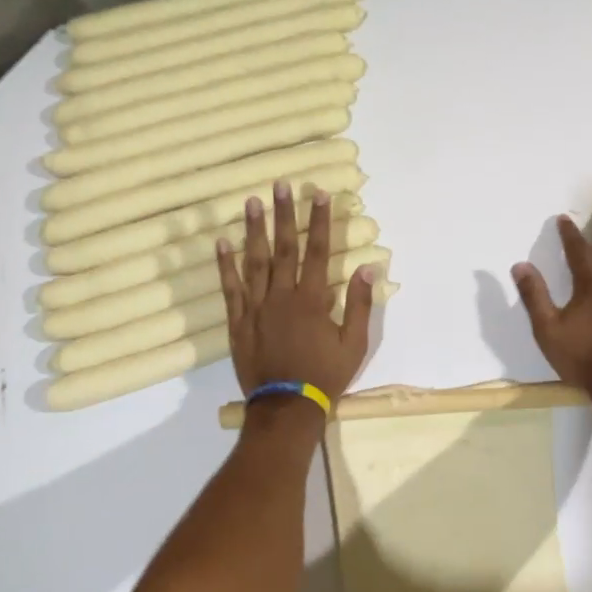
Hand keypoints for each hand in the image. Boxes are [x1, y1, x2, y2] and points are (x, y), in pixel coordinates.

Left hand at [217, 182, 375, 399]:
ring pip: (255, 262)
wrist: (287, 407)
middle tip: (280, 185)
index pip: (317, 251)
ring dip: (254, 230)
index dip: (320, 220)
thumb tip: (370, 269)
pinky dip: (225, 265)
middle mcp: (282, 296)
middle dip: (284, 214)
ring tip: (250, 202)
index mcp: (312, 299)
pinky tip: (222, 242)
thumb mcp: (355, 344)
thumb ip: (361, 305)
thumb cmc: (325, 376)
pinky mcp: (239, 322)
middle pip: (284, 248)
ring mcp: (257, 307)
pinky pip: (231, 288)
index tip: (319, 193)